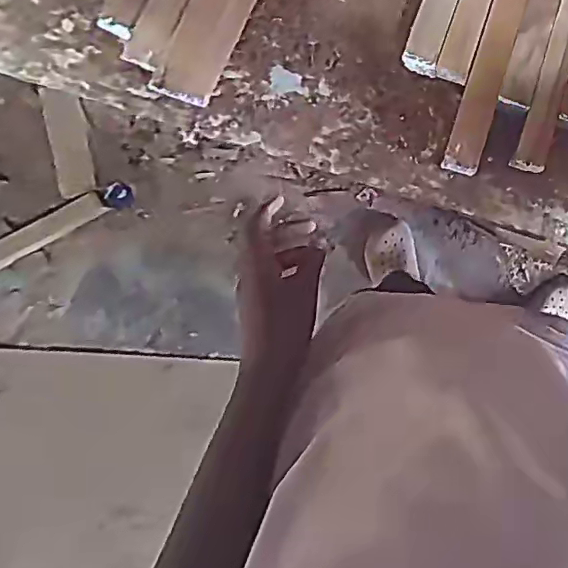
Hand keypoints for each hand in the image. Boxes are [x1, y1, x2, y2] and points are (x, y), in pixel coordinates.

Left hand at [236, 196, 324, 369]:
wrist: (269, 368)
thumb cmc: (286, 327)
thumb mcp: (304, 289)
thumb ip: (311, 263)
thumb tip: (319, 245)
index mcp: (255, 264)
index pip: (255, 226)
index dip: (268, 209)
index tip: (285, 199)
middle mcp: (248, 273)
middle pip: (262, 240)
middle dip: (287, 230)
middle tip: (312, 227)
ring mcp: (251, 289)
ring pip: (267, 257)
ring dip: (290, 248)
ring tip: (316, 250)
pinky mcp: (257, 303)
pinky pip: (270, 273)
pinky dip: (287, 265)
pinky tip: (308, 273)